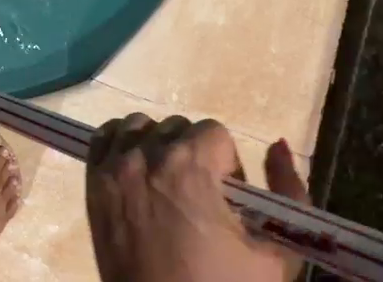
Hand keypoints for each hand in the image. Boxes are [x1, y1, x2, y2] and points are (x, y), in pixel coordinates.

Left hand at [86, 114, 309, 281]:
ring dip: (157, 147)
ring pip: (139, 127)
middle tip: (202, 201)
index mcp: (190, 167)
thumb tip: (278, 143)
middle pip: (176, 128)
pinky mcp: (93, 184)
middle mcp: (146, 156)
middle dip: (195, 156)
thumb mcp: (277, 256)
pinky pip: (104, 138)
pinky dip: (122, 147)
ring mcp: (114, 168)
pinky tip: (138, 176)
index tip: (229, 200)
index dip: (229, 165)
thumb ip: (289, 190)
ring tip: (169, 188)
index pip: (214, 132)